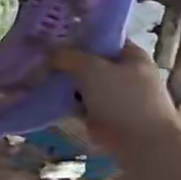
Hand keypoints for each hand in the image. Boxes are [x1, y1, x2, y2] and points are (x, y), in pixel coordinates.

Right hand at [52, 42, 180, 152]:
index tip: (53, 39)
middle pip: (91, 62)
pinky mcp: (106, 115)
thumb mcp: (92, 69)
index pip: (103, 39)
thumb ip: (69, 57)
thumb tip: (49, 53)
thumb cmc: (123, 98)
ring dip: (65, 83)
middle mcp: (126, 73)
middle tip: (41, 60)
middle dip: (67, 62)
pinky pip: (81, 103)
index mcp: (132, 55)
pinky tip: (47, 98)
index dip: (79, 37)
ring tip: (38, 78)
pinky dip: (67, 101)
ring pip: (84, 83)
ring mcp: (116, 96)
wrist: (142, 142)